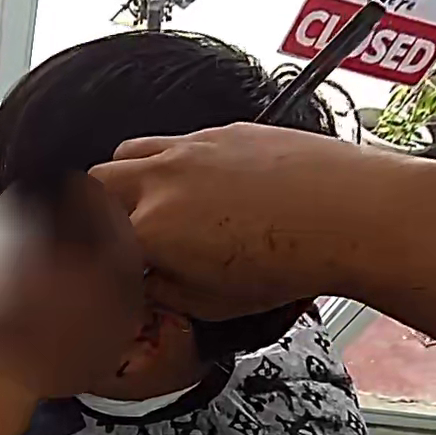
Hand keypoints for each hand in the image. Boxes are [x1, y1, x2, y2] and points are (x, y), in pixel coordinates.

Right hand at [88, 123, 435, 319]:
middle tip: (105, 237)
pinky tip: (192, 187)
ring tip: (142, 207)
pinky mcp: (223, 131)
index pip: (88, 243)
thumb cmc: (290, 262)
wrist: (352, 213)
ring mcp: (191, 148)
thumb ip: (164, 291)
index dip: (83, 261)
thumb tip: (147, 282)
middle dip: (87, 214)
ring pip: (126, 153)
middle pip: (90, 185)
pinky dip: (167, 167)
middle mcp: (161, 180)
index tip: (92, 272)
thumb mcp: (212, 303)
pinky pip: (175, 142)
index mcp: (150, 229)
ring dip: (122, 181)